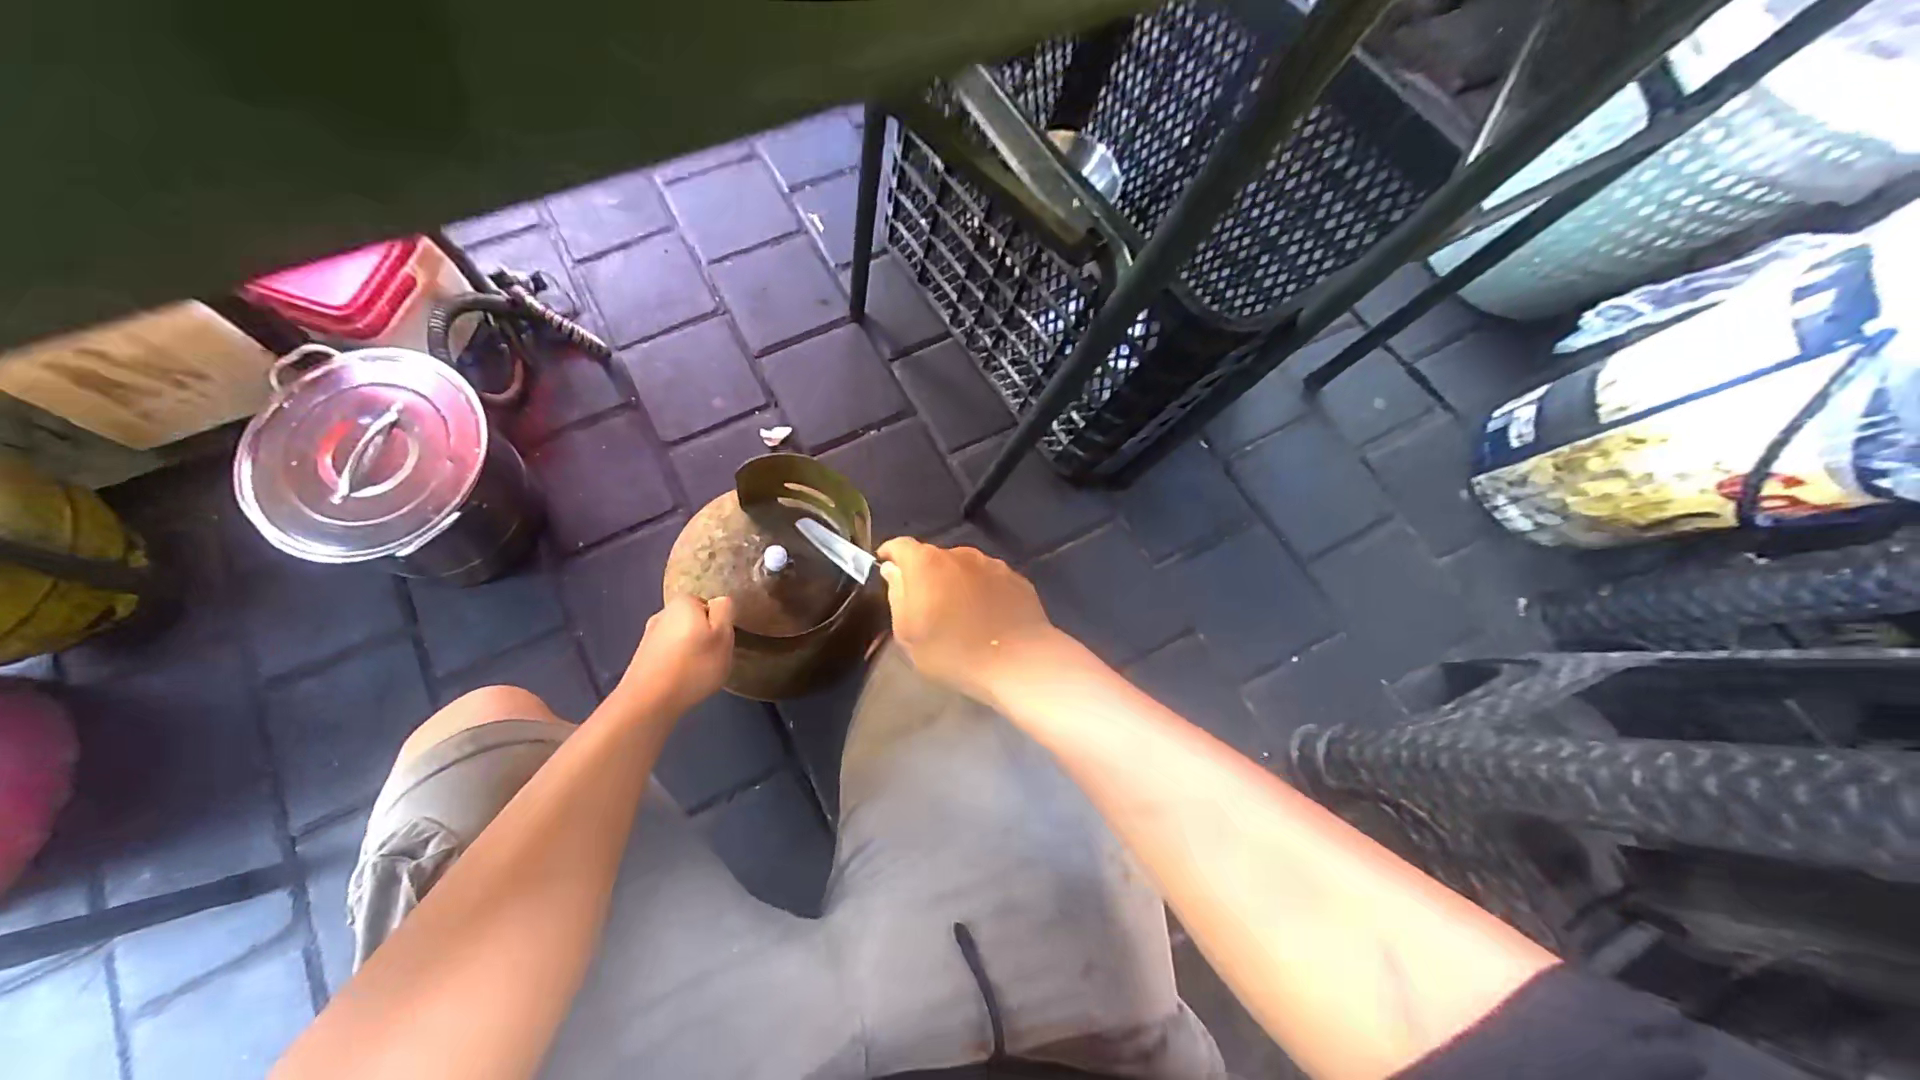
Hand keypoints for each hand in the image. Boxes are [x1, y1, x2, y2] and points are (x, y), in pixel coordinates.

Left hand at [622, 594, 735, 714]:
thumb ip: (725, 610)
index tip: (720, 642)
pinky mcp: (642, 657)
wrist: (649, 701)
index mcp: (684, 601)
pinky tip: (679, 681)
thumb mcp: (724, 635)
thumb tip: (718, 602)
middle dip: (703, 637)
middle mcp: (663, 613)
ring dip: (690, 652)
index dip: (718, 624)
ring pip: (681, 639)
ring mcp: (650, 635)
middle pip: (694, 621)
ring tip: (695, 673)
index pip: (710, 605)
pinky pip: (669, 655)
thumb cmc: (694, 665)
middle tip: (712, 659)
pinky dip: (676, 665)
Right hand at [875, 537, 1063, 706]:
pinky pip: (989, 580)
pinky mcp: (1016, 579)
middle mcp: (960, 554)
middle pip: (933, 557)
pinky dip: (982, 592)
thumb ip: (897, 595)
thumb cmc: (953, 652)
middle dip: (925, 575)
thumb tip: (894, 570)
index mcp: (926, 563)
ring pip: (963, 568)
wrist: (1019, 661)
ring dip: (955, 583)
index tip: (884, 567)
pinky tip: (986, 618)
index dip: (889, 555)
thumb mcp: (908, 633)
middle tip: (924, 605)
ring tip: (959, 614)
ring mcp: (992, 564)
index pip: (900, 545)